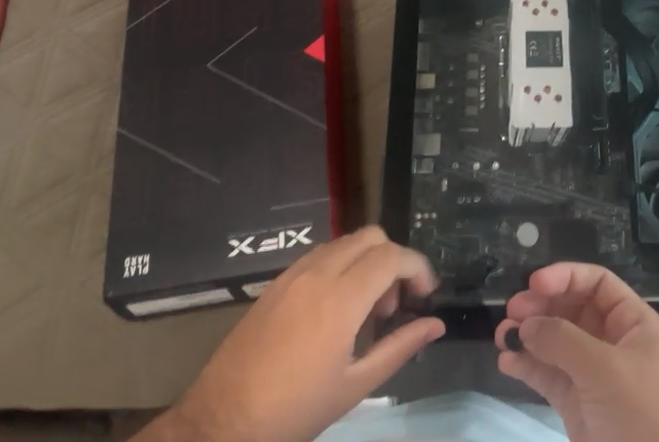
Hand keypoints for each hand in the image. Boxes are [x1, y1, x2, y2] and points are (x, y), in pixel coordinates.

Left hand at [140, 227, 443, 441]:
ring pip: (344, 242)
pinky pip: (319, 256)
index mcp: (340, 300)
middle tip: (394, 305)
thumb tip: (436, 324)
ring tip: (366, 311)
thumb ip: (400, 348)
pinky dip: (340, 266)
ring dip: (366, 261)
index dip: (418, 268)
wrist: (222, 421)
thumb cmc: (294, 410)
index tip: (426, 295)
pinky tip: (335, 309)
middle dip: (394, 260)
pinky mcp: (274, 284)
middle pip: (371, 236)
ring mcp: (292, 275)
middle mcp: (317, 274)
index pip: (392, 256)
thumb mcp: (355, 386)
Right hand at [495, 263, 658, 441]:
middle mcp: (614, 343)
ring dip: (528, 336)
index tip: (533, 283)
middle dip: (541, 307)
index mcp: (634, 324)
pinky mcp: (578, 405)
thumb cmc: (642, 413)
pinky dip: (527, 366)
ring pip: (556, 343)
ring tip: (501, 336)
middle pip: (572, 310)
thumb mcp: (605, 369)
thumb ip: (562, 340)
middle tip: (511, 311)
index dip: (565, 277)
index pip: (598, 284)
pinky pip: (549, 375)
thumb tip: (525, 324)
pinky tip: (506, 362)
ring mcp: (594, 375)